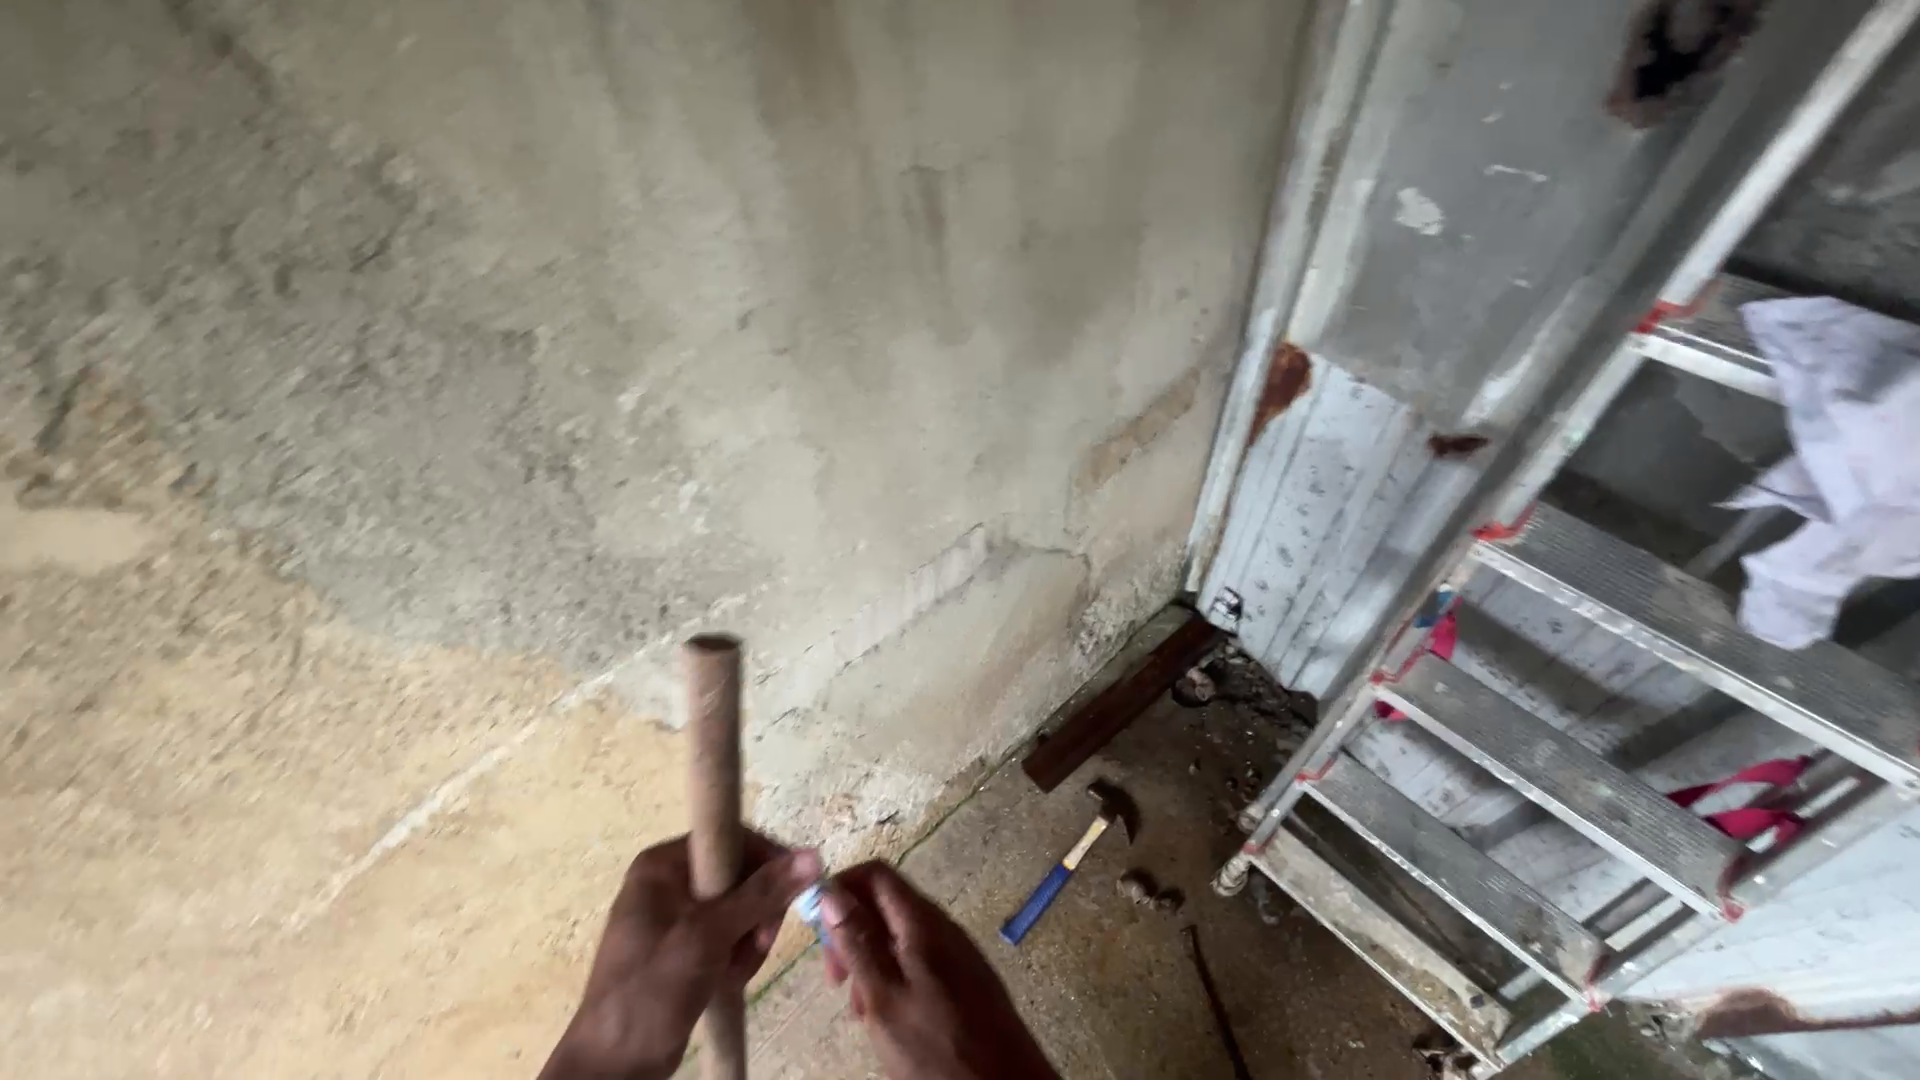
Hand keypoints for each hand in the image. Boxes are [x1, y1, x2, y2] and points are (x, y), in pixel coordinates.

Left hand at [541, 833, 820, 1079]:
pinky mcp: (687, 949)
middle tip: (759, 941)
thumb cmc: (650, 991)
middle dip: (756, 913)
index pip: (731, 839)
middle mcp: (671, 882)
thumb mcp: (709, 936)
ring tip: (733, 971)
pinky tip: (726, 981)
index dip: (766, 859)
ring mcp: (678, 917)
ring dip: (749, 941)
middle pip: (741, 875)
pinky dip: (737, 957)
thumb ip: (761, 893)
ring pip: (742, 909)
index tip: (793, 888)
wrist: (613, 1068)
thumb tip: (813, 855)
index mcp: (662, 865)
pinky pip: (731, 936)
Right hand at [820, 862, 1058, 1079]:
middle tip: (835, 979)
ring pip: (899, 935)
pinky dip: (893, 977)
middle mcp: (942, 926)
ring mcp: (956, 951)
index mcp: (922, 921)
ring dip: (870, 961)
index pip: (876, 874)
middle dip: (851, 931)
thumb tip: (830, 891)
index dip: (841, 890)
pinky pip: (918, 959)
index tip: (817, 932)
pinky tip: (888, 1014)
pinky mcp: (963, 977)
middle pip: (886, 903)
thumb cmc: (938, 1046)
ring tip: (859, 1008)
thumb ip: (858, 943)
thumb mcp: (885, 997)